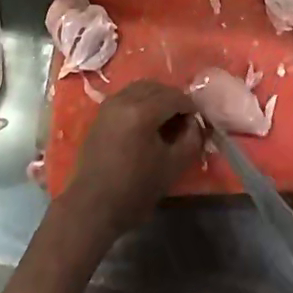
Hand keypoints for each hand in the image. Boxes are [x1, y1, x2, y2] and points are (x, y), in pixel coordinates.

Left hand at [61, 80, 204, 235]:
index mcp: (142, 112)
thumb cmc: (135, 190)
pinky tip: (147, 121)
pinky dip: (141, 100)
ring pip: (140, 88)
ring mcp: (110, 104)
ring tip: (167, 119)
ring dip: (157, 97)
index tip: (198, 120)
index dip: (190, 106)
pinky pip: (127, 95)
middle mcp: (124, 99)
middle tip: (185, 119)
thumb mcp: (172, 167)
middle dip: (173, 99)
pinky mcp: (101, 112)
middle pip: (156, 87)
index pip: (174, 97)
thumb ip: (190, 140)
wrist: (94, 205)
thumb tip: (195, 123)